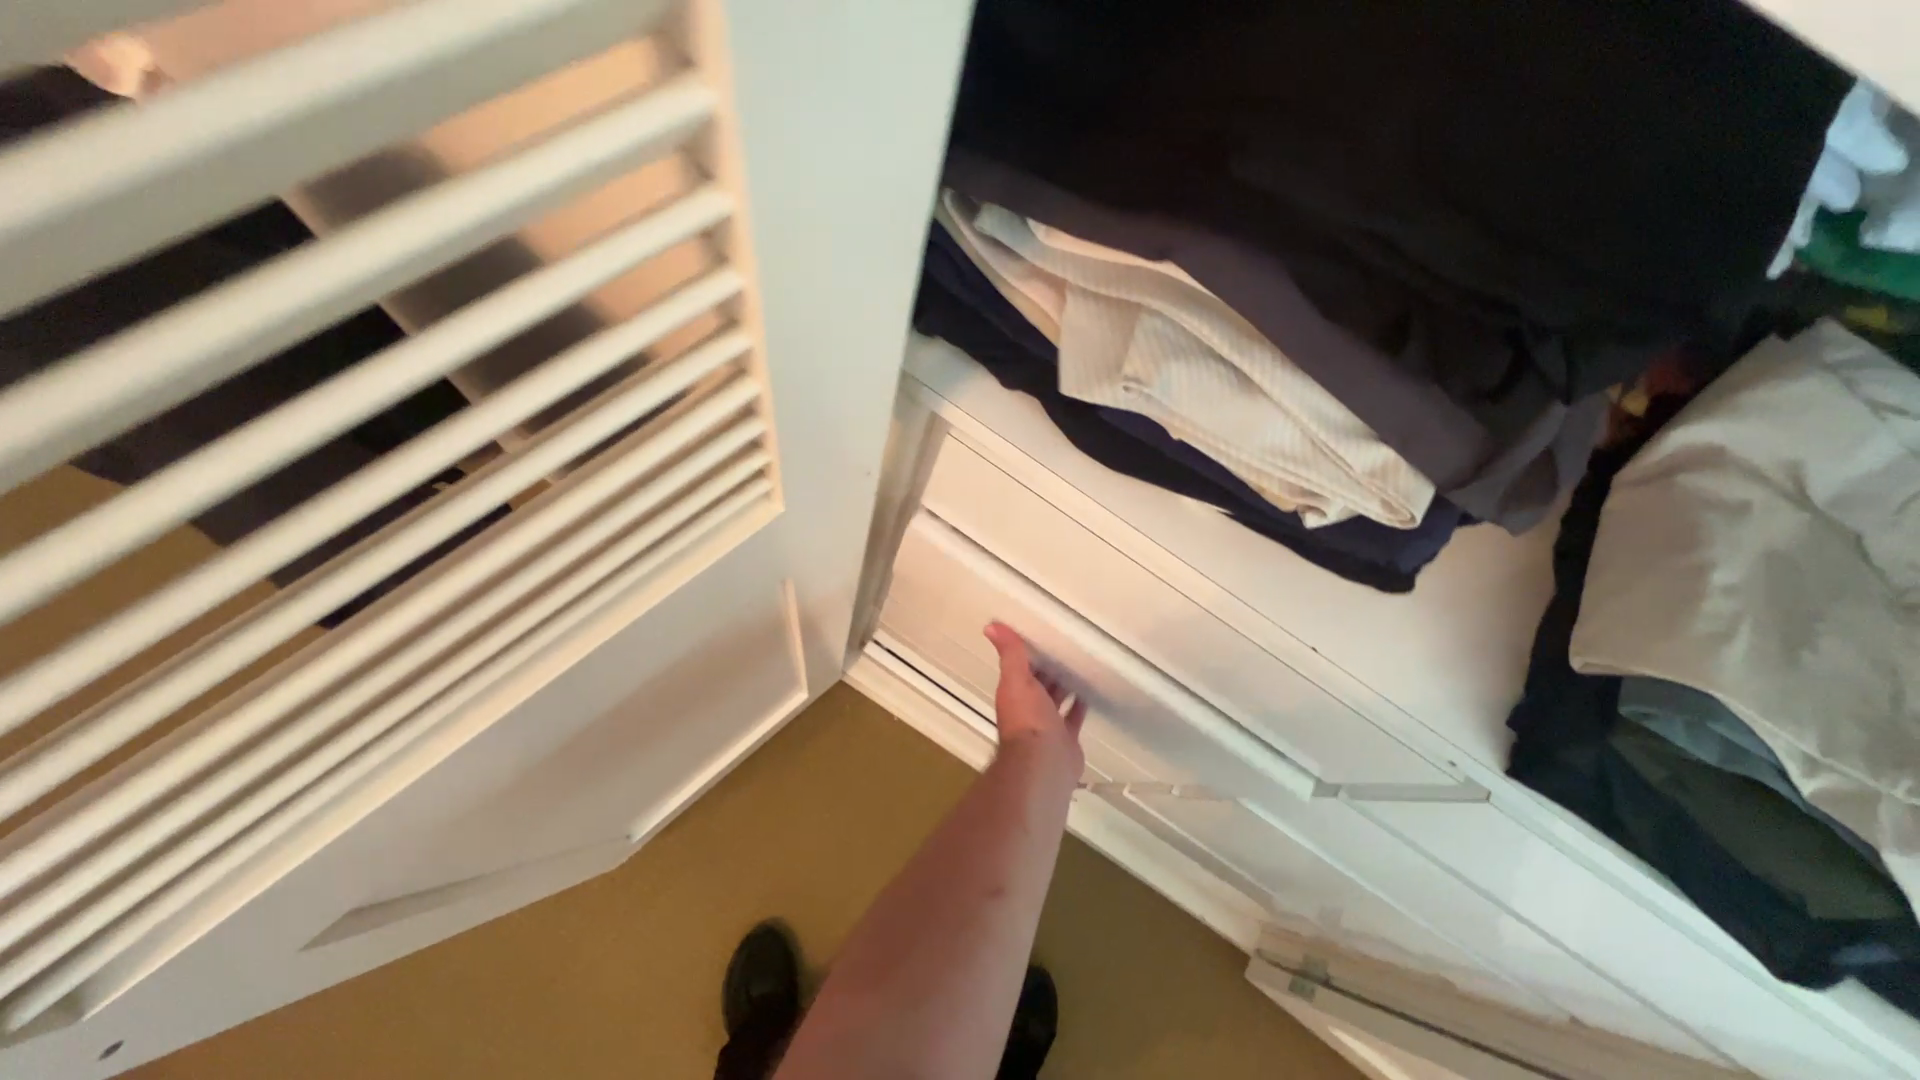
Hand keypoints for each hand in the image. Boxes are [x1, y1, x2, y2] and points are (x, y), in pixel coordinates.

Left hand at [984, 622, 1085, 778]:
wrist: (1044, 763)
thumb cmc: (1028, 720)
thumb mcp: (1016, 680)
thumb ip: (1010, 654)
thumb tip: (990, 626)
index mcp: (1014, 694)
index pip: (1021, 668)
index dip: (1029, 654)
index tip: (1042, 636)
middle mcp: (1029, 708)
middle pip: (1040, 684)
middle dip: (1049, 669)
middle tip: (1066, 648)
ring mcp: (1048, 725)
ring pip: (1056, 699)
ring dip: (1065, 685)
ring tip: (1081, 665)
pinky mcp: (1066, 738)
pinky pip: (1074, 716)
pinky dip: (1080, 704)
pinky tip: (1090, 690)